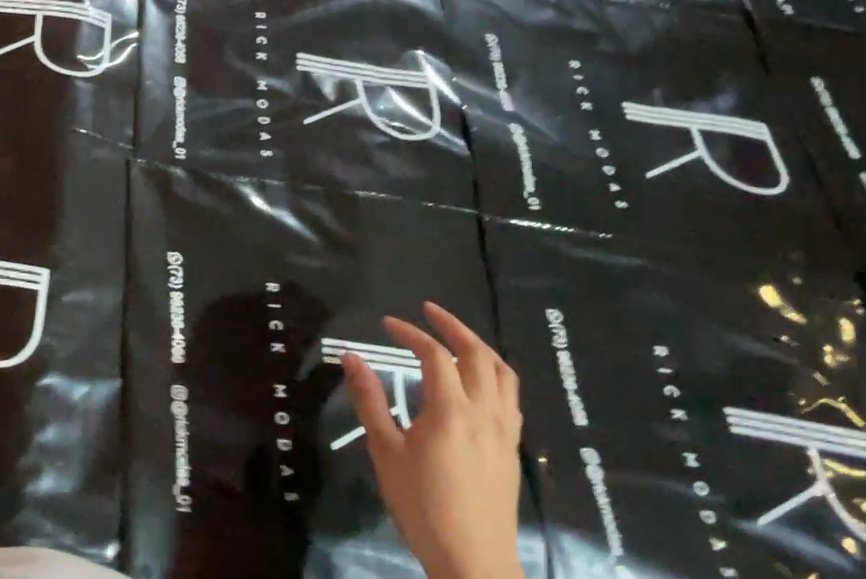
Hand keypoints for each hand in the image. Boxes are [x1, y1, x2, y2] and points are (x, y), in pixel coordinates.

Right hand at [342, 302, 525, 578]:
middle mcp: (485, 413)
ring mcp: (505, 431)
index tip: (387, 324)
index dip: (411, 333)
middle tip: (428, 312)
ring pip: (503, 374)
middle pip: (478, 355)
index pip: (435, 355)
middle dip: (453, 327)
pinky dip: (494, 375)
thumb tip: (352, 357)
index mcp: (452, 411)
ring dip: (480, 348)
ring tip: (457, 338)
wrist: (473, 559)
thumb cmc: (421, 505)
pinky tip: (478, 382)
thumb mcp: (385, 451)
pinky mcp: (512, 449)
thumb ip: (370, 400)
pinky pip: (511, 398)